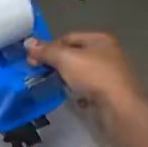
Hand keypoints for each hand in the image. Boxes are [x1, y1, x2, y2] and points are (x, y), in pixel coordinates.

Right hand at [25, 32, 147, 117]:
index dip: (49, 47)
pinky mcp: (110, 93)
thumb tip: (27, 43)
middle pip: (74, 55)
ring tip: (56, 87)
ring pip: (80, 73)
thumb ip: (46, 51)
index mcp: (100, 39)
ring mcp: (110, 74)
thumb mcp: (65, 58)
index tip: (34, 60)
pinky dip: (80, 93)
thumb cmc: (93, 76)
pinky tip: (75, 100)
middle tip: (40, 73)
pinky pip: (89, 89)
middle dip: (57, 64)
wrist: (120, 108)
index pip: (67, 37)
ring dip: (67, 79)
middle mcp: (107, 53)